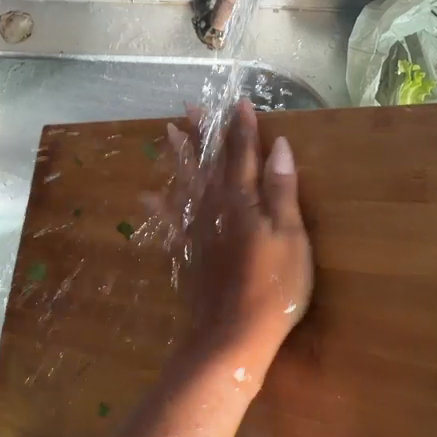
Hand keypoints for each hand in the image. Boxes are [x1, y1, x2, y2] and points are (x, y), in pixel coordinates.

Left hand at [165, 99, 312, 379]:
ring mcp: (198, 227)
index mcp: (243, 198)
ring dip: (179, 156)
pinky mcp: (188, 249)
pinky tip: (145, 196)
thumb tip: (279, 145)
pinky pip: (170, 220)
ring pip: (187, 181)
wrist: (233, 334)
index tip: (240, 102)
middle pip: (210, 161)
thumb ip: (281, 189)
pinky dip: (159, 206)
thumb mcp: (291, 236)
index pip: (244, 153)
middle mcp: (215, 204)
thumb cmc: (274, 286)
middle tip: (191, 106)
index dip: (243, 127)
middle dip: (204, 132)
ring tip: (168, 132)